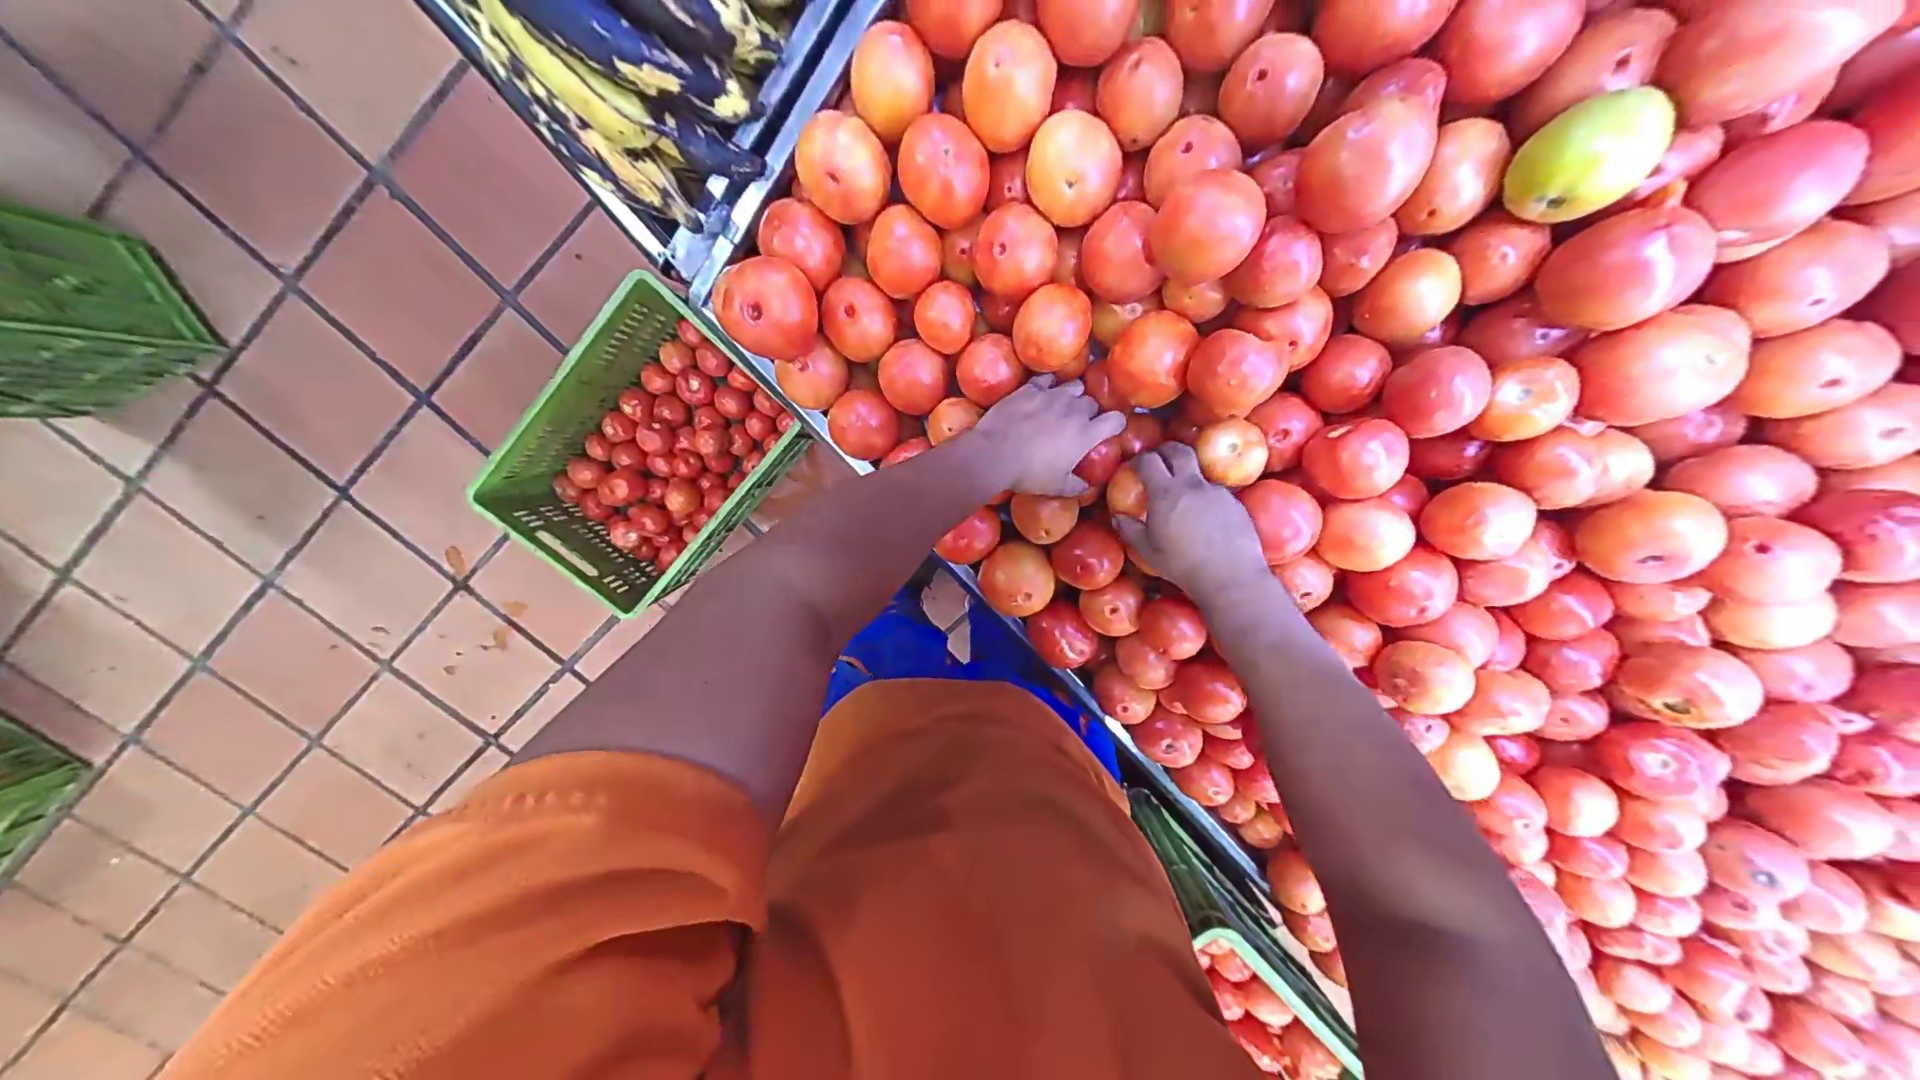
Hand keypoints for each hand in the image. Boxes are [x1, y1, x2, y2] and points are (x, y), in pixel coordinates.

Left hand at [965, 375, 1127, 495]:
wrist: (995, 454)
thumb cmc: (1029, 474)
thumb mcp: (1057, 487)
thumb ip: (1076, 486)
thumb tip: (1087, 486)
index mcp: (1086, 434)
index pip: (1116, 420)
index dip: (1116, 423)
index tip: (1111, 428)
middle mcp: (1074, 410)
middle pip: (1093, 402)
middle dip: (1091, 410)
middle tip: (1081, 421)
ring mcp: (1052, 396)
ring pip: (1074, 385)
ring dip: (1073, 393)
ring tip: (1064, 403)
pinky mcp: (1031, 389)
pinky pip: (1046, 379)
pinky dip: (1048, 384)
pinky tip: (1042, 391)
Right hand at [1112, 442, 1272, 604]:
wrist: (1229, 576)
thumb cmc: (1182, 565)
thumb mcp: (1147, 551)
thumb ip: (1129, 529)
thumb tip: (1118, 516)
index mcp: (1166, 493)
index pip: (1149, 461)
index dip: (1139, 460)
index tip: (1135, 466)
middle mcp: (1192, 484)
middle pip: (1179, 450)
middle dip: (1165, 450)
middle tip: (1158, 459)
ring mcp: (1216, 491)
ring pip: (1199, 471)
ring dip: (1188, 474)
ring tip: (1182, 492)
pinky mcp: (1234, 501)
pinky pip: (1215, 491)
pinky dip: (1205, 495)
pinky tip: (1204, 514)